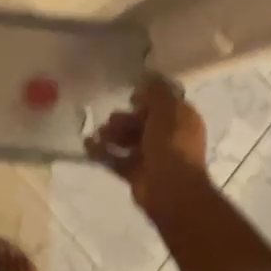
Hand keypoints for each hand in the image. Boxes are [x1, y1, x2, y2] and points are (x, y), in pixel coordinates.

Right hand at [85, 74, 209, 213]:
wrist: (170, 189)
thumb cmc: (171, 143)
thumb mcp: (167, 108)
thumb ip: (157, 90)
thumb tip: (147, 80)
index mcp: (182, 121)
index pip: (162, 103)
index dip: (146, 98)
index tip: (131, 97)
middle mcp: (169, 137)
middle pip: (141, 121)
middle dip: (124, 118)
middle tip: (112, 120)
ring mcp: (152, 157)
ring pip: (127, 139)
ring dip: (111, 133)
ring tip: (101, 134)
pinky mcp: (136, 174)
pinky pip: (116, 158)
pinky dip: (103, 152)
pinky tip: (88, 145)